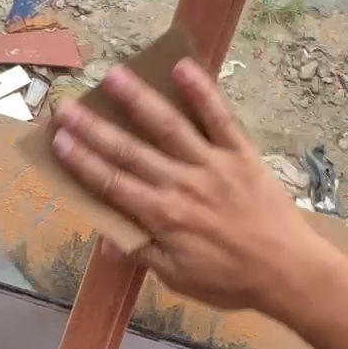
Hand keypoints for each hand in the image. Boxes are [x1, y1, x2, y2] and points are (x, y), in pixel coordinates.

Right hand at [52, 59, 335, 316]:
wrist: (288, 272)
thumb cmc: (231, 281)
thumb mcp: (178, 278)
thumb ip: (143, 254)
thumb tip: (107, 242)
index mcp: (162, 216)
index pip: (112, 183)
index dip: (82, 162)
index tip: (59, 141)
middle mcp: (181, 183)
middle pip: (130, 151)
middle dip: (94, 128)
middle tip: (67, 105)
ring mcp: (212, 164)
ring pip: (168, 127)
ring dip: (138, 100)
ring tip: (114, 75)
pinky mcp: (241, 153)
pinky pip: (219, 118)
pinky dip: (201, 92)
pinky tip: (182, 67)